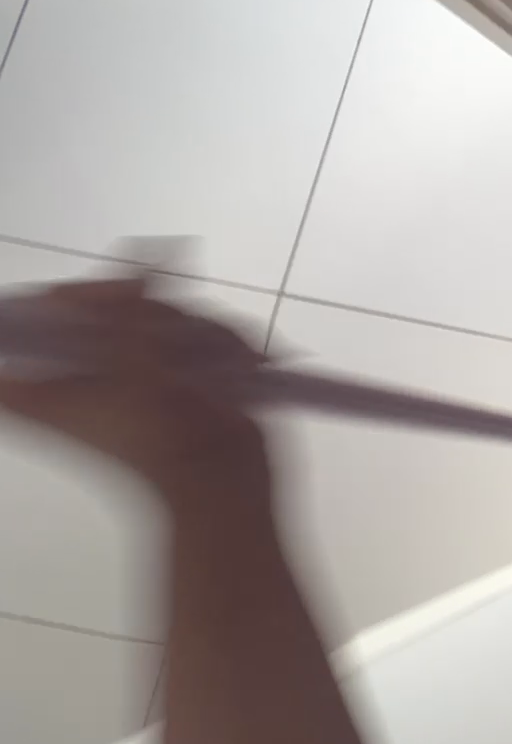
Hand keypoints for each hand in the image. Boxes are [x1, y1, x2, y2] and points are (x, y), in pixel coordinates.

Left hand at [0, 277, 269, 512]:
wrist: (227, 483)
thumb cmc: (165, 444)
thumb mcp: (138, 379)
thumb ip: (130, 319)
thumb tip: (141, 260)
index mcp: (36, 379)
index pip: (35, 310)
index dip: (79, 299)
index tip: (125, 304)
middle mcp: (80, 368)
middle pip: (116, 306)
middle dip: (166, 320)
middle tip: (185, 348)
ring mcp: (136, 369)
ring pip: (173, 316)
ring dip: (211, 336)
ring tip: (228, 370)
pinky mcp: (182, 371)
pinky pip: (207, 332)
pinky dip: (232, 345)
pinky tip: (244, 368)